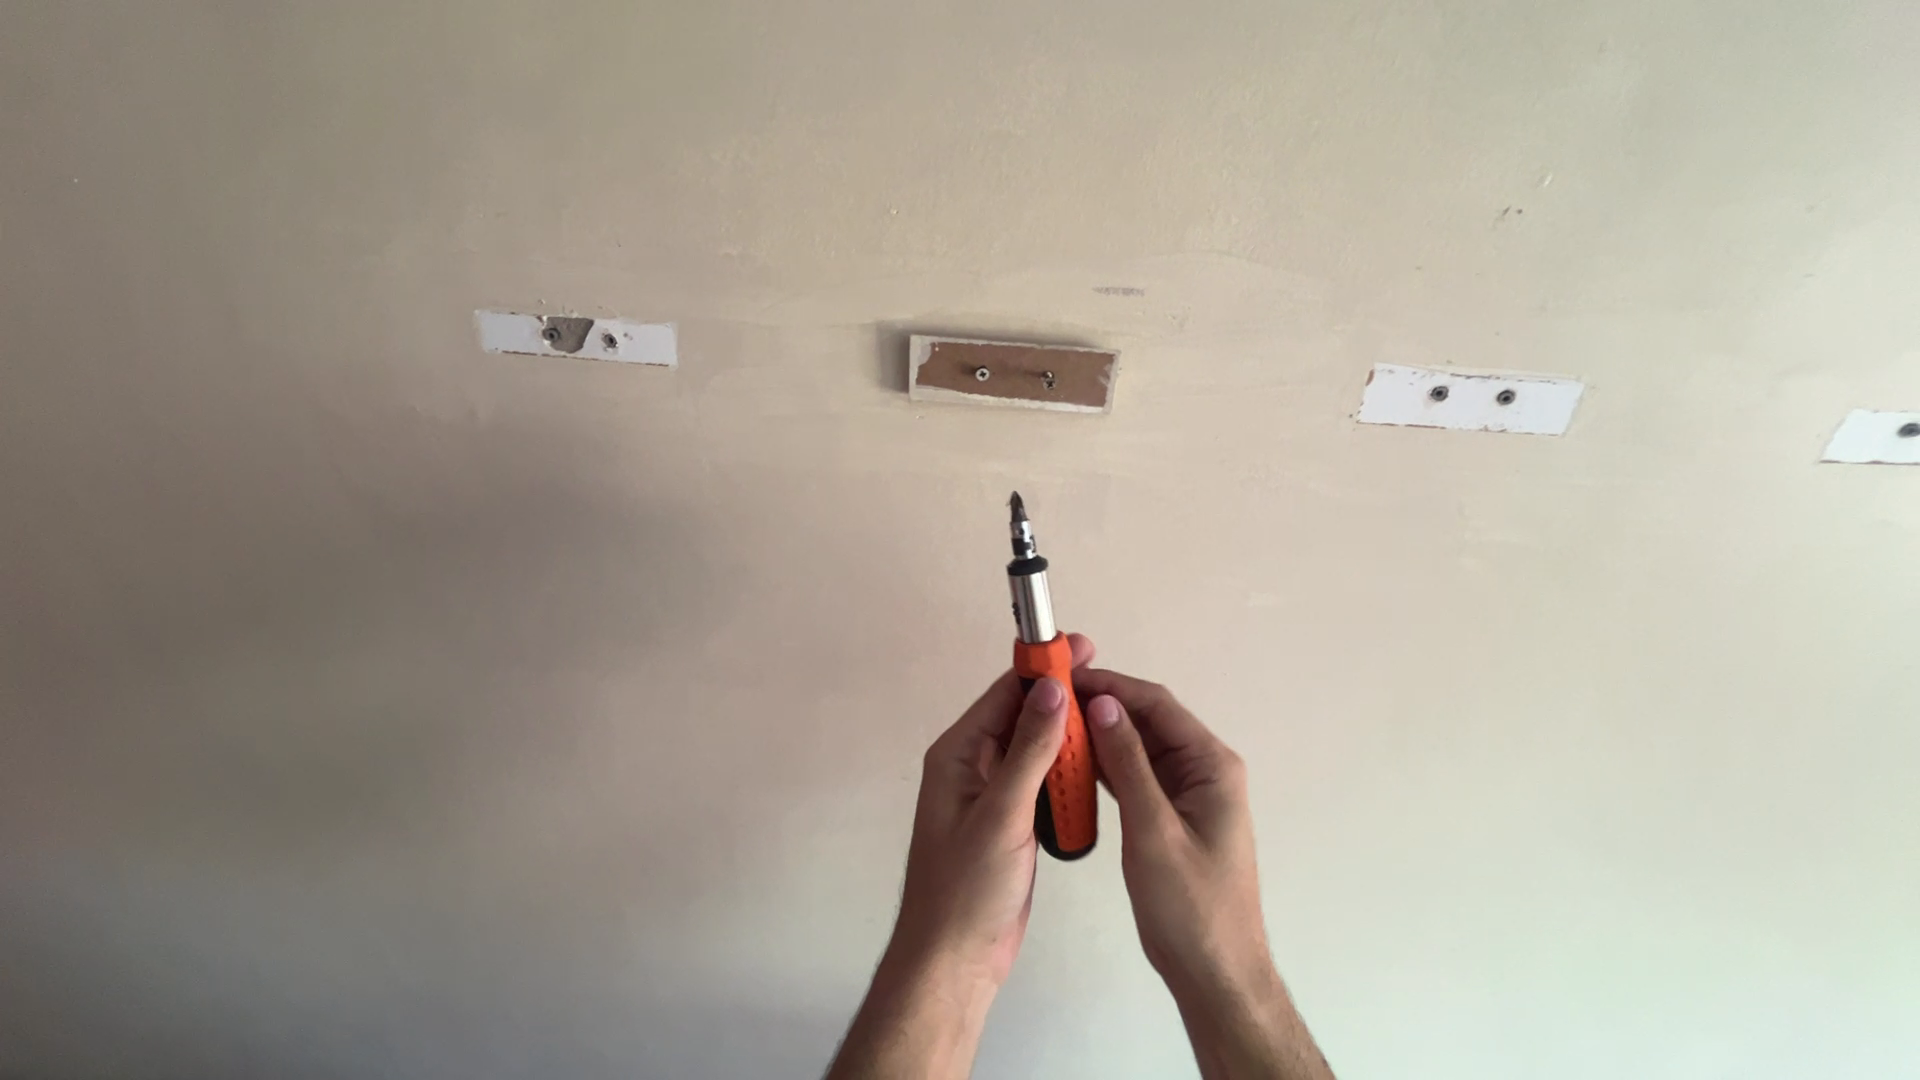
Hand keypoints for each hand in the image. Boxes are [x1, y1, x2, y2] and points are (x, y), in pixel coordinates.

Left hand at [826, 635, 1096, 1079]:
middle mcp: (973, 765)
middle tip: (1107, 685)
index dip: (1043, 668)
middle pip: (1021, 716)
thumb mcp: (1001, 812)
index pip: (1004, 694)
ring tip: (1109, 721)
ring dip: (1067, 735)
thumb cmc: (967, 886)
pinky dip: (1066, 770)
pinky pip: (1040, 780)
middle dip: (1061, 698)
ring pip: (1034, 748)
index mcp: (958, 753)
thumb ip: (1028, 749)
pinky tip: (1095, 766)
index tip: (1082, 648)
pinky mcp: (1011, 818)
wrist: (956, 958)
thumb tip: (1052, 689)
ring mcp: (993, 793)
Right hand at [1077, 669, 1334, 1079]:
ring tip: (1056, 723)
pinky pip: (1136, 775)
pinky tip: (1074, 763)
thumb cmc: (1189, 905)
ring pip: (1139, 746)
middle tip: (1052, 700)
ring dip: (1101, 735)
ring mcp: (1188, 792)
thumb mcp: (1153, 830)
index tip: (1066, 678)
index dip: (1111, 685)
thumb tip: (1102, 704)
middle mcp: (1203, 769)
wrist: (1214, 974)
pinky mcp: (1172, 813)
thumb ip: (1128, 764)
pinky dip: (1107, 766)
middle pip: (1148, 720)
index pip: (1156, 704)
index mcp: (1211, 764)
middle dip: (1102, 706)